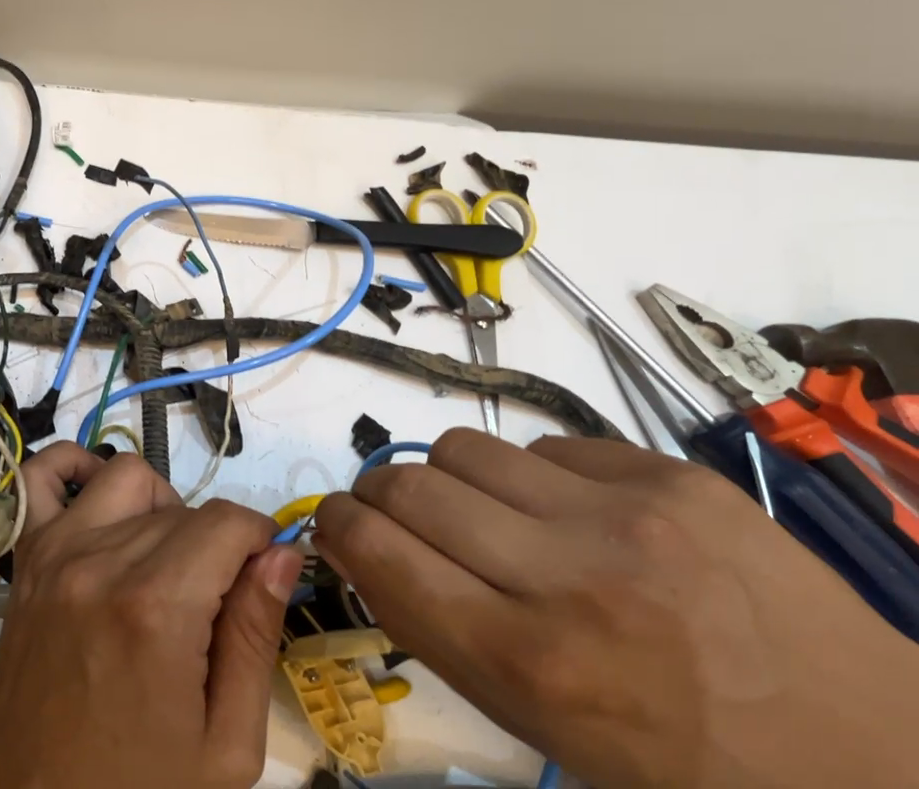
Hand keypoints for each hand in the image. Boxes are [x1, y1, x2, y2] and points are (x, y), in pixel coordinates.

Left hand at [0, 444, 302, 788]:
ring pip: (126, 478)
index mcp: (157, 608)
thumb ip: (256, 637)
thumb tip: (281, 552)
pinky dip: (73, 468)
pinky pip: (41, 475)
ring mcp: (55, 550)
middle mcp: (102, 561)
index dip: (258, 541)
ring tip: (163, 560)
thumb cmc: (140, 780)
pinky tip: (99, 499)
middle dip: (213, 542)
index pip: (227, 522)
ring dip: (157, 506)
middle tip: (213, 599)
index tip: (260, 577)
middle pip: (181, 507)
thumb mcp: (227, 741)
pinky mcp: (25, 554)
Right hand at [315, 428, 918, 788]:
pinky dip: (534, 477)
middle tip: (401, 520)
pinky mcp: (673, 476)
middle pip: (405, 484)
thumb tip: (359, 546)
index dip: (335, 526)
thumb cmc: (675, 761)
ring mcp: (626, 514)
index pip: (371, 545)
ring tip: (492, 517)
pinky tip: (574, 517)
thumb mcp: (532, 724)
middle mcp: (565, 575)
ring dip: (453, 481)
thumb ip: (431, 628)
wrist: (869, 754)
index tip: (338, 527)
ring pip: (463, 447)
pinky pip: (546, 445)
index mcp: (524, 659)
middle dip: (380, 498)